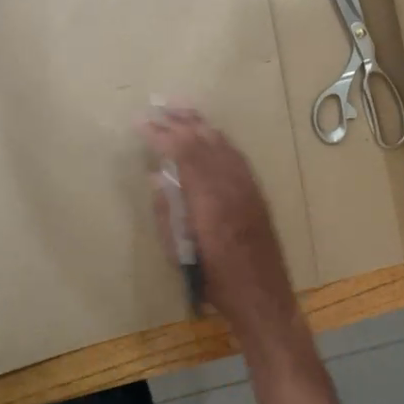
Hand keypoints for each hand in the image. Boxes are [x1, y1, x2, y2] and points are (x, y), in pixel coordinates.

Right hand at [141, 108, 298, 338]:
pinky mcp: (256, 189)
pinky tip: (208, 132)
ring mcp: (247, 185)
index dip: (161, 134)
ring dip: (198, 123)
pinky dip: (217, 137)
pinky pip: (235, 153)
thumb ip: (166, 213)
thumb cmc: (215, 283)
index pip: (182, 152)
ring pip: (220, 141)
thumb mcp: (180, 255)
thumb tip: (156, 177)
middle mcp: (230, 185)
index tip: (141, 122)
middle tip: (157, 106)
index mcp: (208, 200)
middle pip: (202, 140)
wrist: (263, 296)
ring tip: (179, 108)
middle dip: (178, 120)